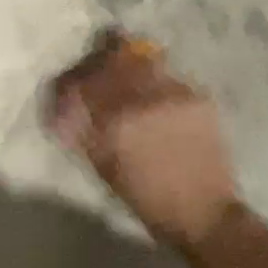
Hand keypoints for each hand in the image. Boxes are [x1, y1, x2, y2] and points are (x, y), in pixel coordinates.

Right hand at [44, 29, 239, 246]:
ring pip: (144, 60)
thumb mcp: (102, 166)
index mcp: (116, 119)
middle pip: (114, 55)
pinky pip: (168, 76)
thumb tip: (65, 107)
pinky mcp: (198, 97)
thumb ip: (82, 130)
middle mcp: (146, 97)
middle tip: (93, 72)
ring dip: (127, 63)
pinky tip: (153, 98)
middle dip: (98, 61)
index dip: (70, 81)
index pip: (83, 81)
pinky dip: (154, 80)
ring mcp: (176, 93)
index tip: (66, 89)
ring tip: (122, 76)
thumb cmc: (145, 197)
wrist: (202, 211)